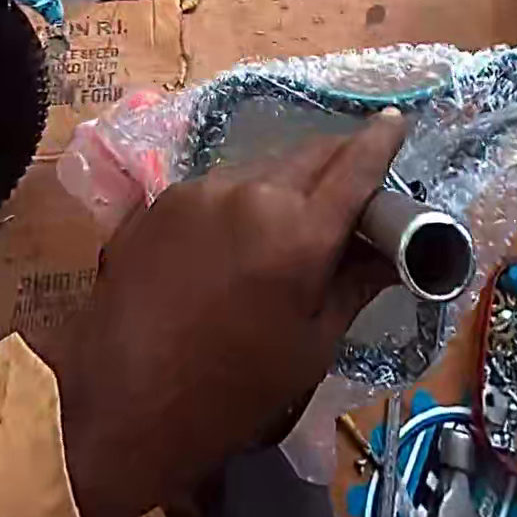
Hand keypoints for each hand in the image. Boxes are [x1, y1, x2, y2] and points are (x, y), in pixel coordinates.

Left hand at [36, 111, 407, 516]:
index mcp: (298, 233)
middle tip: (351, 179)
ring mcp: (203, 187)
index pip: (354, 168)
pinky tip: (229, 240)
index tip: (394, 119)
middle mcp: (252, 192)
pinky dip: (241, 200)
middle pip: (309, 155)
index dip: (380, 140)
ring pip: (262, 168)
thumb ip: (353, 284)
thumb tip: (389, 253)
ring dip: (286, 184)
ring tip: (283, 223)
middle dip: (336, 159)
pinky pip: (220, 185)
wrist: (122, 396)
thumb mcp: (310, 345)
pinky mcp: (166, 194)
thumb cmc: (231, 388)